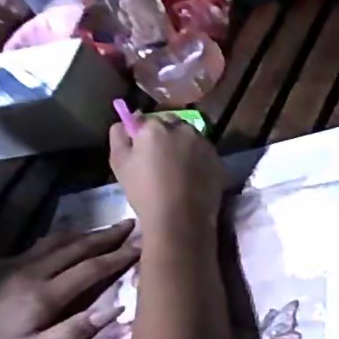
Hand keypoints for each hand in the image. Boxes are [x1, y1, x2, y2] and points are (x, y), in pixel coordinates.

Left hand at [0, 221, 139, 338]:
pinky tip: (75, 239)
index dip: (120, 256)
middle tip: (135, 225)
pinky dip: (67, 238)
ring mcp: (16, 262)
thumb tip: (116, 310)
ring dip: (90, 233)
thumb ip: (76, 331)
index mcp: (46, 294)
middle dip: (109, 236)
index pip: (92, 268)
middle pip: (79, 247)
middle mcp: (34, 271)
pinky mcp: (3, 261)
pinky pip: (43, 244)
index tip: (145, 246)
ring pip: (60, 240)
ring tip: (112, 228)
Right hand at [110, 114, 223, 234]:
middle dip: (166, 134)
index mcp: (155, 127)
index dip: (144, 132)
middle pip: (172, 124)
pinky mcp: (219, 161)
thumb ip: (119, 136)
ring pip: (191, 137)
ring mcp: (204, 145)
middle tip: (162, 156)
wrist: (181, 218)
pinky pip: (205, 153)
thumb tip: (126, 123)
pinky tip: (193, 175)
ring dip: (185, 145)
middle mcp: (183, 130)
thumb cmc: (144, 191)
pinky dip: (199, 159)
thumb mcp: (119, 162)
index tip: (143, 146)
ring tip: (179, 167)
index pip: (147, 120)